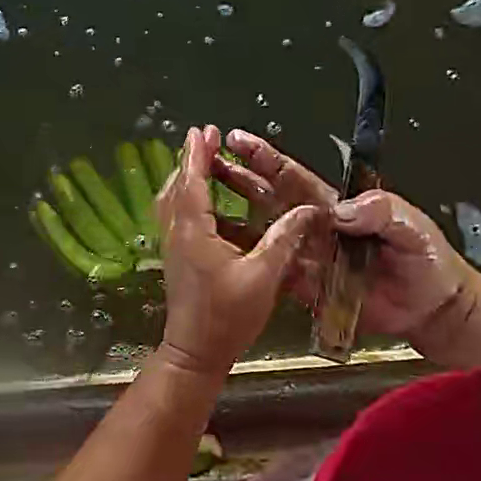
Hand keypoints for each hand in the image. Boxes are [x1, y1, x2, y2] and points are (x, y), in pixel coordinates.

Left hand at [151, 125, 322, 375]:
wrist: (195, 351)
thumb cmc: (228, 315)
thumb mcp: (264, 276)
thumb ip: (284, 240)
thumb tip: (308, 210)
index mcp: (193, 231)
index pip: (193, 182)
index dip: (198, 154)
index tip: (203, 130)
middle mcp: (176, 232)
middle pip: (176, 187)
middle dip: (190, 160)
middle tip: (204, 138)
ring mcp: (172, 246)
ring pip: (172, 202)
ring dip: (185, 178)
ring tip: (204, 163)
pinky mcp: (176, 258)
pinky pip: (175, 217)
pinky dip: (186, 199)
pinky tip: (205, 204)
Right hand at [212, 129, 479, 356]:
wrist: (429, 309)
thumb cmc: (425, 261)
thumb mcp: (412, 228)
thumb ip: (381, 213)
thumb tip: (340, 210)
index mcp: (332, 204)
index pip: (290, 175)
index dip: (264, 157)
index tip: (237, 139)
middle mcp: (310, 224)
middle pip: (265, 195)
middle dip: (236, 176)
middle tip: (205, 161)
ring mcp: (302, 254)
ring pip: (259, 230)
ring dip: (230, 215)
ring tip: (199, 204)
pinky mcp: (299, 284)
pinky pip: (265, 268)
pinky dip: (241, 260)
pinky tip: (216, 252)